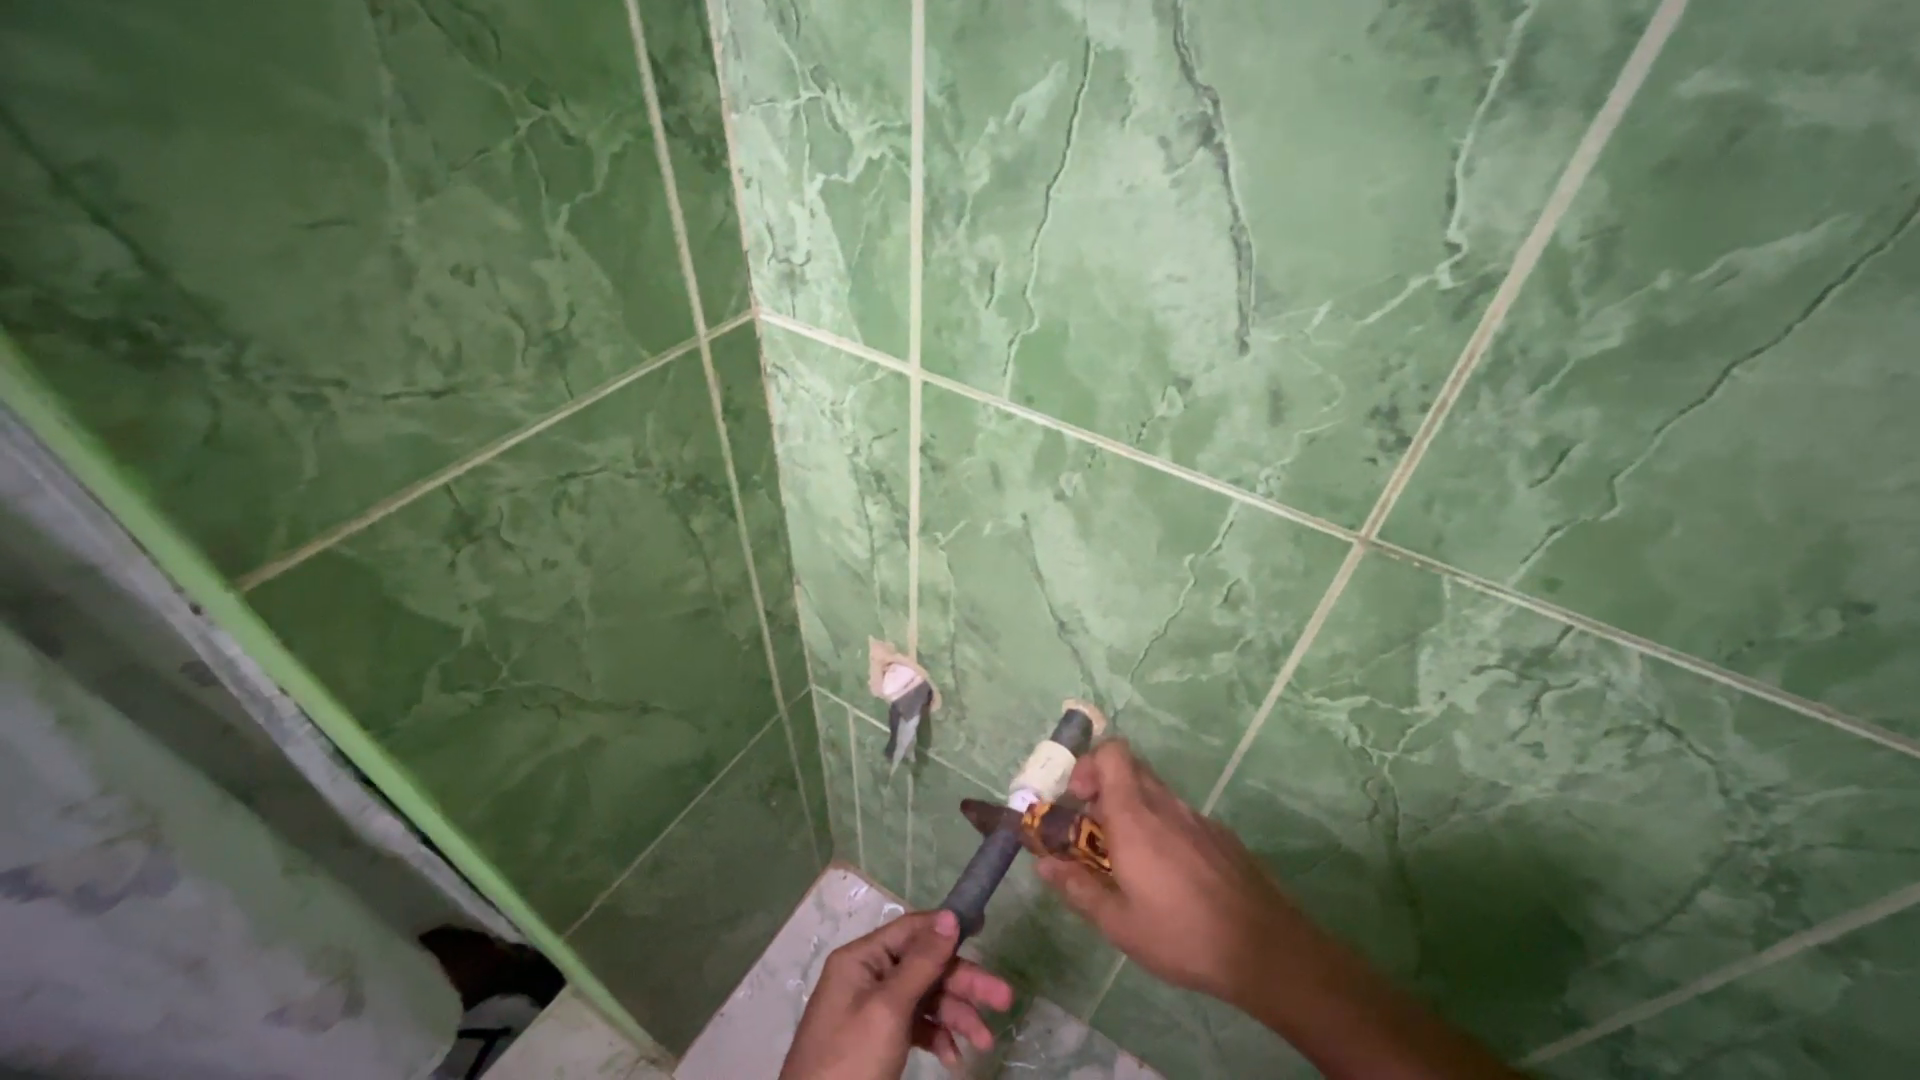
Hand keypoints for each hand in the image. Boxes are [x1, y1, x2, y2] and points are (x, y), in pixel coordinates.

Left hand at [780, 909, 1013, 1079]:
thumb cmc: (851, 1058)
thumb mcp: (889, 1008)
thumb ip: (922, 962)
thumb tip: (950, 915)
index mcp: (862, 959)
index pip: (912, 930)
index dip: (947, 927)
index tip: (984, 926)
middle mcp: (868, 977)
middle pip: (925, 967)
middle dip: (964, 983)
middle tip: (1004, 999)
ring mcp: (874, 1009)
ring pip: (926, 999)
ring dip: (957, 1016)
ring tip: (985, 1041)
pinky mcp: (880, 1039)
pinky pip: (917, 1026)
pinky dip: (938, 1038)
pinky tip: (953, 1058)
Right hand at [1034, 740, 1301, 1009]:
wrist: (1265, 949)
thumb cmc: (1181, 935)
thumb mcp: (1118, 923)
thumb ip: (1078, 887)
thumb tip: (1045, 864)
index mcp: (1134, 817)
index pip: (1111, 753)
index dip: (1088, 766)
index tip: (1077, 804)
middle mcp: (1166, 805)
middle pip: (1130, 769)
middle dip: (1104, 791)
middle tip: (1094, 833)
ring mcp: (1198, 819)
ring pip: (1156, 795)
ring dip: (1134, 813)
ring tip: (1128, 863)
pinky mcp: (1222, 837)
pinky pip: (1181, 818)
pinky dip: (1163, 832)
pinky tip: (1170, 879)